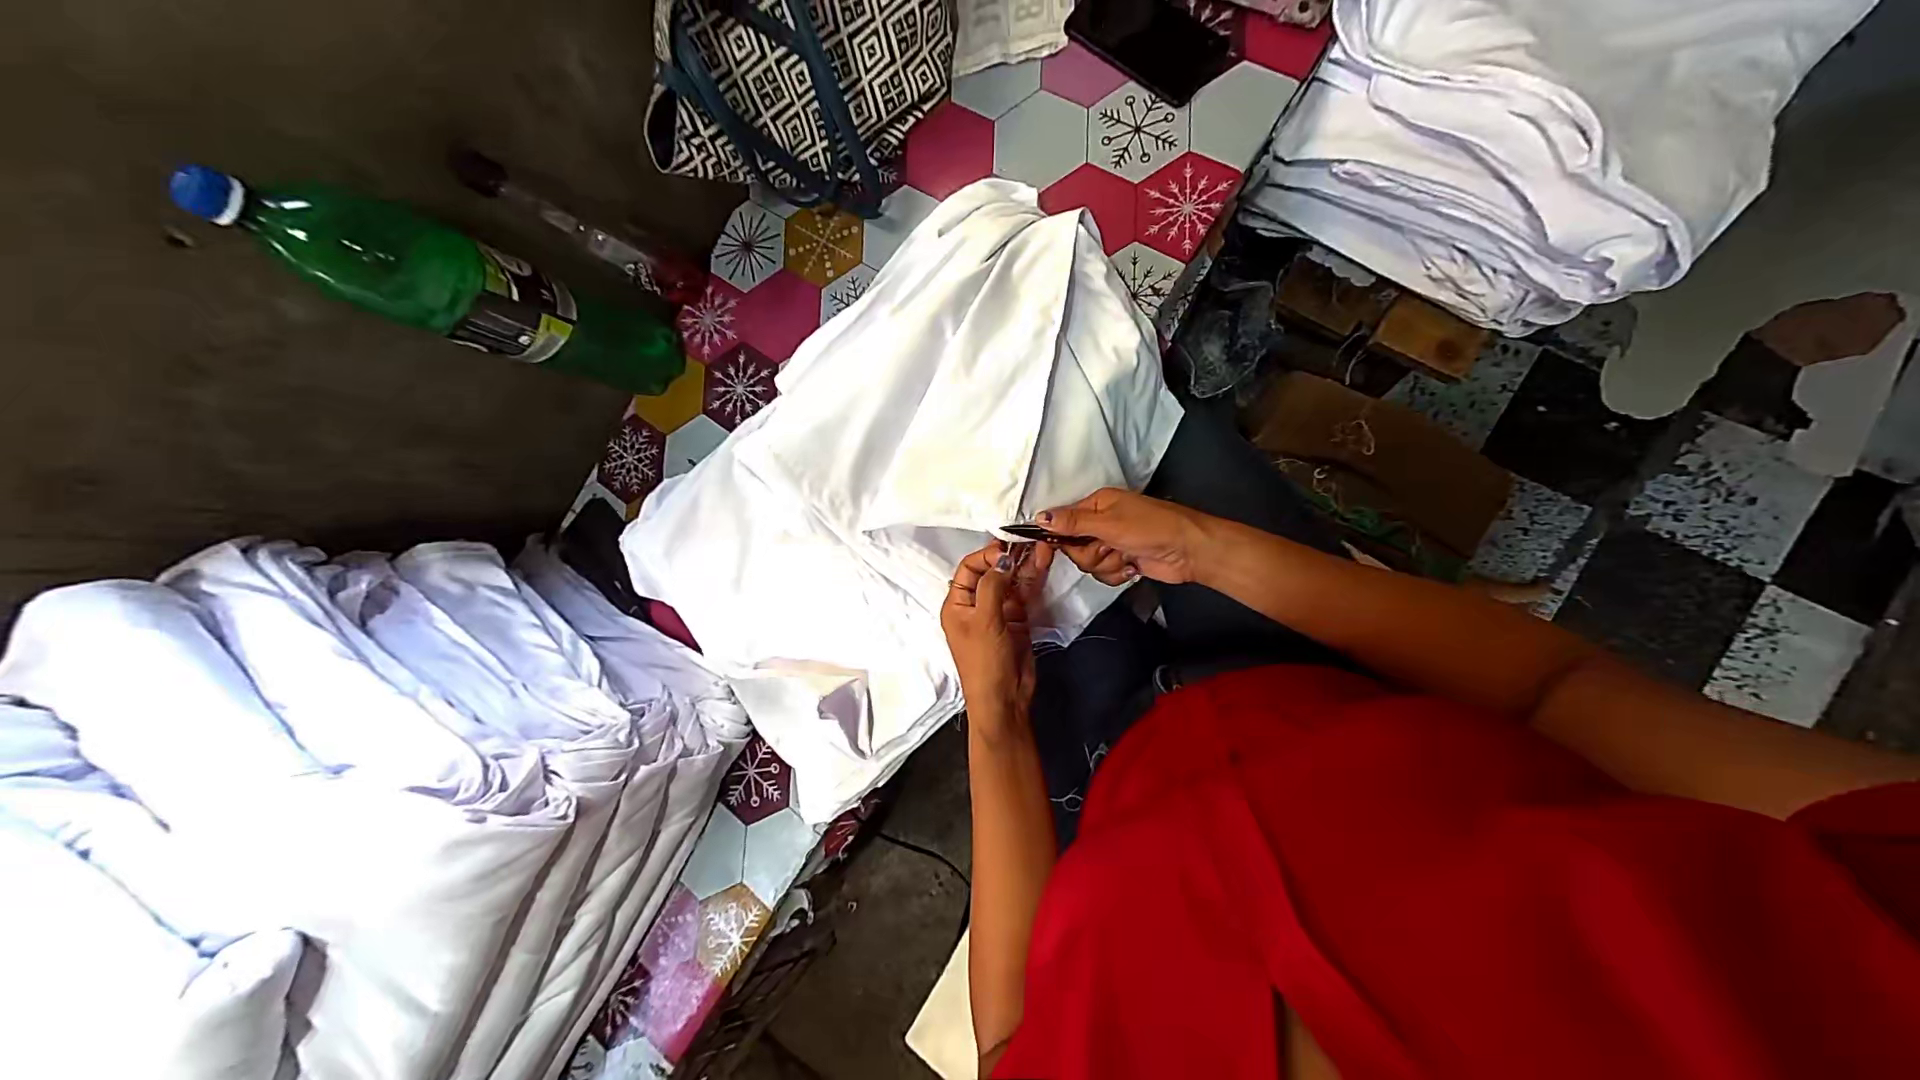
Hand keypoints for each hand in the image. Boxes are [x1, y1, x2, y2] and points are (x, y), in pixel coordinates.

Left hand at [940, 540, 1054, 721]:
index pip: (968, 568)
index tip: (1007, 548)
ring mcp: (998, 613)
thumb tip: (1002, 559)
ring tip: (1041, 549)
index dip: (986, 555)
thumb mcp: (984, 621)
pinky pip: (1024, 596)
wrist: (1004, 700)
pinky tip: (1042, 566)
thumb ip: (992, 586)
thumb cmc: (984, 665)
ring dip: (1024, 567)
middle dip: (1009, 558)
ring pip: (1011, 582)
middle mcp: (976, 606)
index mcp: (957, 605)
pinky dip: (1033, 582)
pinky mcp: (1017, 622)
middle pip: (992, 572)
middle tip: (1028, 544)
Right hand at [1038, 488, 1207, 584]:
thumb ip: (1072, 522)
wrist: (1190, 551)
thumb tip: (1039, 517)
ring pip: (1088, 563)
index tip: (1043, 556)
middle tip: (1108, 548)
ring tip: (1126, 557)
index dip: (1052, 539)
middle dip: (1089, 554)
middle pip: (1073, 547)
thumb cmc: (1151, 528)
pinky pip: (1104, 573)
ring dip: (1105, 565)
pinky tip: (1132, 567)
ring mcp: (1112, 543)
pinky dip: (1116, 574)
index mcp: (1096, 504)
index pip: (1061, 522)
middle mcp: (1101, 522)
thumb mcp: (1108, 523)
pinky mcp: (1123, 561)